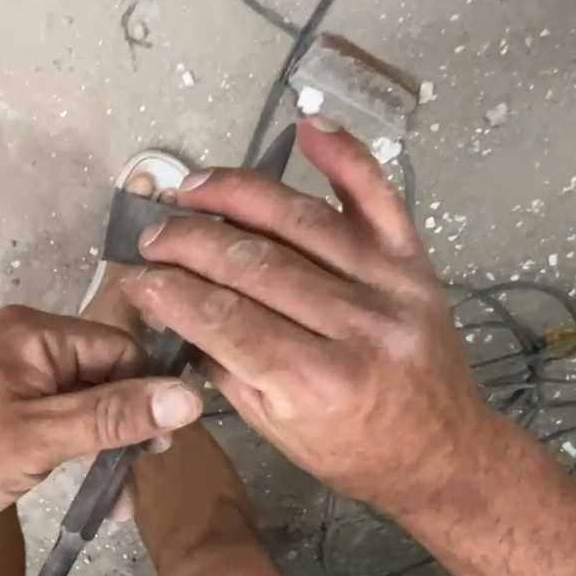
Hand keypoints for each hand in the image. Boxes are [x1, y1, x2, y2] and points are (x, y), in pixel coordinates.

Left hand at [0, 306, 203, 525]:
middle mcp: (17, 335)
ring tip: (107, 498)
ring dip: (92, 440)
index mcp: (31, 331)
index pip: (118, 349)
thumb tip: (188, 396)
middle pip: (96, 372)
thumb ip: (113, 415)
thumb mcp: (41, 439)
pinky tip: (70, 472)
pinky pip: (43, 405)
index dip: (144, 397)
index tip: (155, 450)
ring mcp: (0, 363)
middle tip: (127, 486)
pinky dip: (62, 437)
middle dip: (118, 427)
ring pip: (72, 395)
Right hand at [121, 117, 511, 516]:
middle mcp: (356, 326)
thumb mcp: (271, 427)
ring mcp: (391, 285)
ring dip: (239, 194)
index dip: (170, 292)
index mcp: (314, 381)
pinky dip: (346, 157)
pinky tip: (308, 126)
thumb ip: (222, 365)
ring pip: (303, 221)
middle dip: (190, 241)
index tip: (135, 276)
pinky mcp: (415, 262)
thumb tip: (170, 309)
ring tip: (192, 186)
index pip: (223, 318)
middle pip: (255, 263)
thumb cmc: (348, 449)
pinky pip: (381, 197)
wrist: (440, 450)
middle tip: (152, 234)